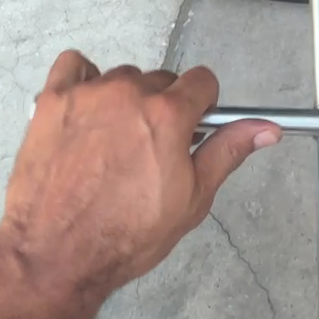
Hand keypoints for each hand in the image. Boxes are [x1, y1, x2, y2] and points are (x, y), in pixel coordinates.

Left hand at [0, 51, 280, 299]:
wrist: (57, 253)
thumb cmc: (125, 235)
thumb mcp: (191, 199)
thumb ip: (227, 152)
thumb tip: (265, 129)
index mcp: (168, 115)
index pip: (202, 80)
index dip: (203, 105)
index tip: (192, 126)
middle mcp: (129, 93)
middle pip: (161, 80)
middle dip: (163, 107)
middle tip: (150, 148)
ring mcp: (88, 93)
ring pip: (122, 77)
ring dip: (125, 99)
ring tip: (112, 142)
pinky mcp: (52, 99)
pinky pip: (74, 65)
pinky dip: (83, 79)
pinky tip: (85, 109)